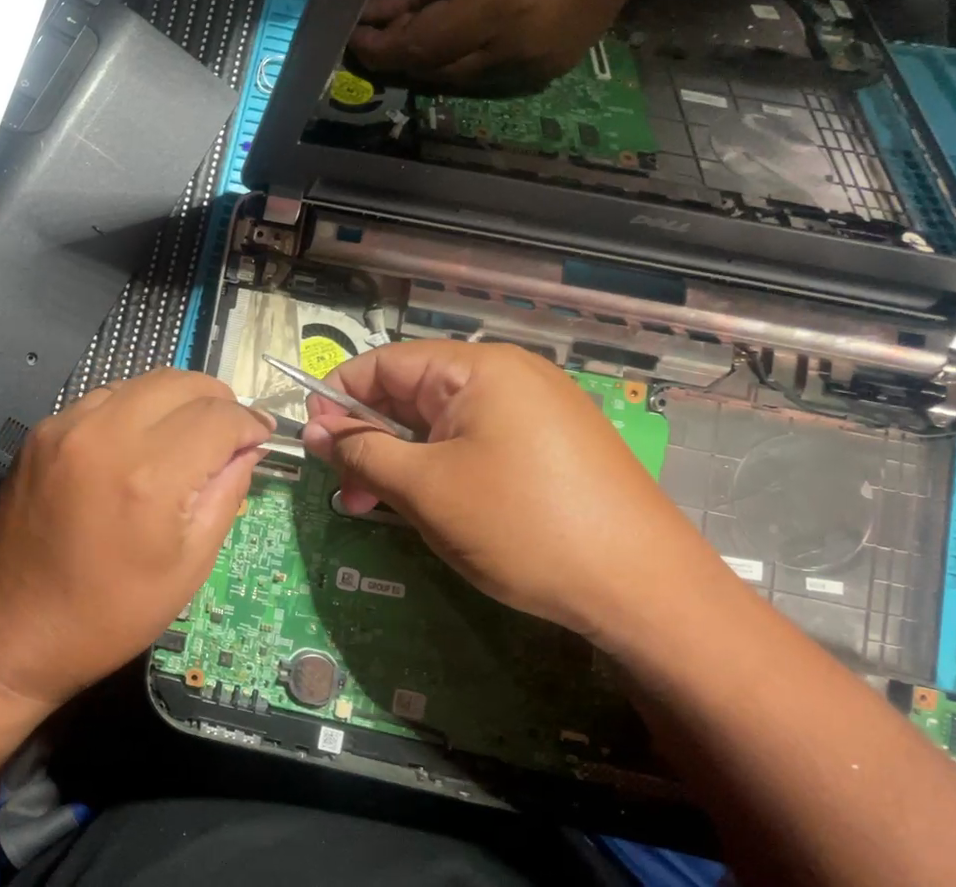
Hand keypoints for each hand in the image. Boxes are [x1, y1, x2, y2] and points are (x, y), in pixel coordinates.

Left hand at [0, 368, 272, 705]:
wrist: (10, 630)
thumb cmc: (108, 616)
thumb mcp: (188, 568)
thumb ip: (226, 494)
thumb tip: (247, 448)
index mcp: (148, 477)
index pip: (218, 417)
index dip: (249, 424)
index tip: (260, 439)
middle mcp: (104, 435)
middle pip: (180, 382)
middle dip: (217, 400)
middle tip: (230, 433)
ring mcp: (65, 427)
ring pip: (140, 382)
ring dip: (174, 401)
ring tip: (187, 437)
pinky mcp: (40, 432)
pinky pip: (101, 399)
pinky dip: (132, 409)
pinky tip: (137, 444)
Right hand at [300, 341, 712, 636]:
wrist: (645, 591)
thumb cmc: (522, 525)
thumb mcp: (424, 488)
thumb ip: (361, 451)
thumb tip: (313, 429)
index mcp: (478, 369)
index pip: (381, 364)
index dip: (337, 399)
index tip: (311, 443)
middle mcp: (508, 377)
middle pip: (410, 394)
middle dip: (369, 440)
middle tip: (347, 492)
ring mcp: (535, 412)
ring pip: (439, 425)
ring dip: (400, 462)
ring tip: (380, 510)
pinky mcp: (551, 448)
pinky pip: (474, 445)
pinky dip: (439, 471)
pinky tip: (431, 509)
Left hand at [350, 0, 676, 93]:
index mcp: (498, 7)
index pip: (417, 46)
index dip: (379, 46)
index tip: (354, 35)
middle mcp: (516, 48)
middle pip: (434, 66)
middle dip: (398, 49)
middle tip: (376, 22)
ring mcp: (538, 61)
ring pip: (459, 74)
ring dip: (427, 54)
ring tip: (409, 19)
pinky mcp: (555, 63)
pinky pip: (489, 70)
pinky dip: (461, 54)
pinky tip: (452, 24)